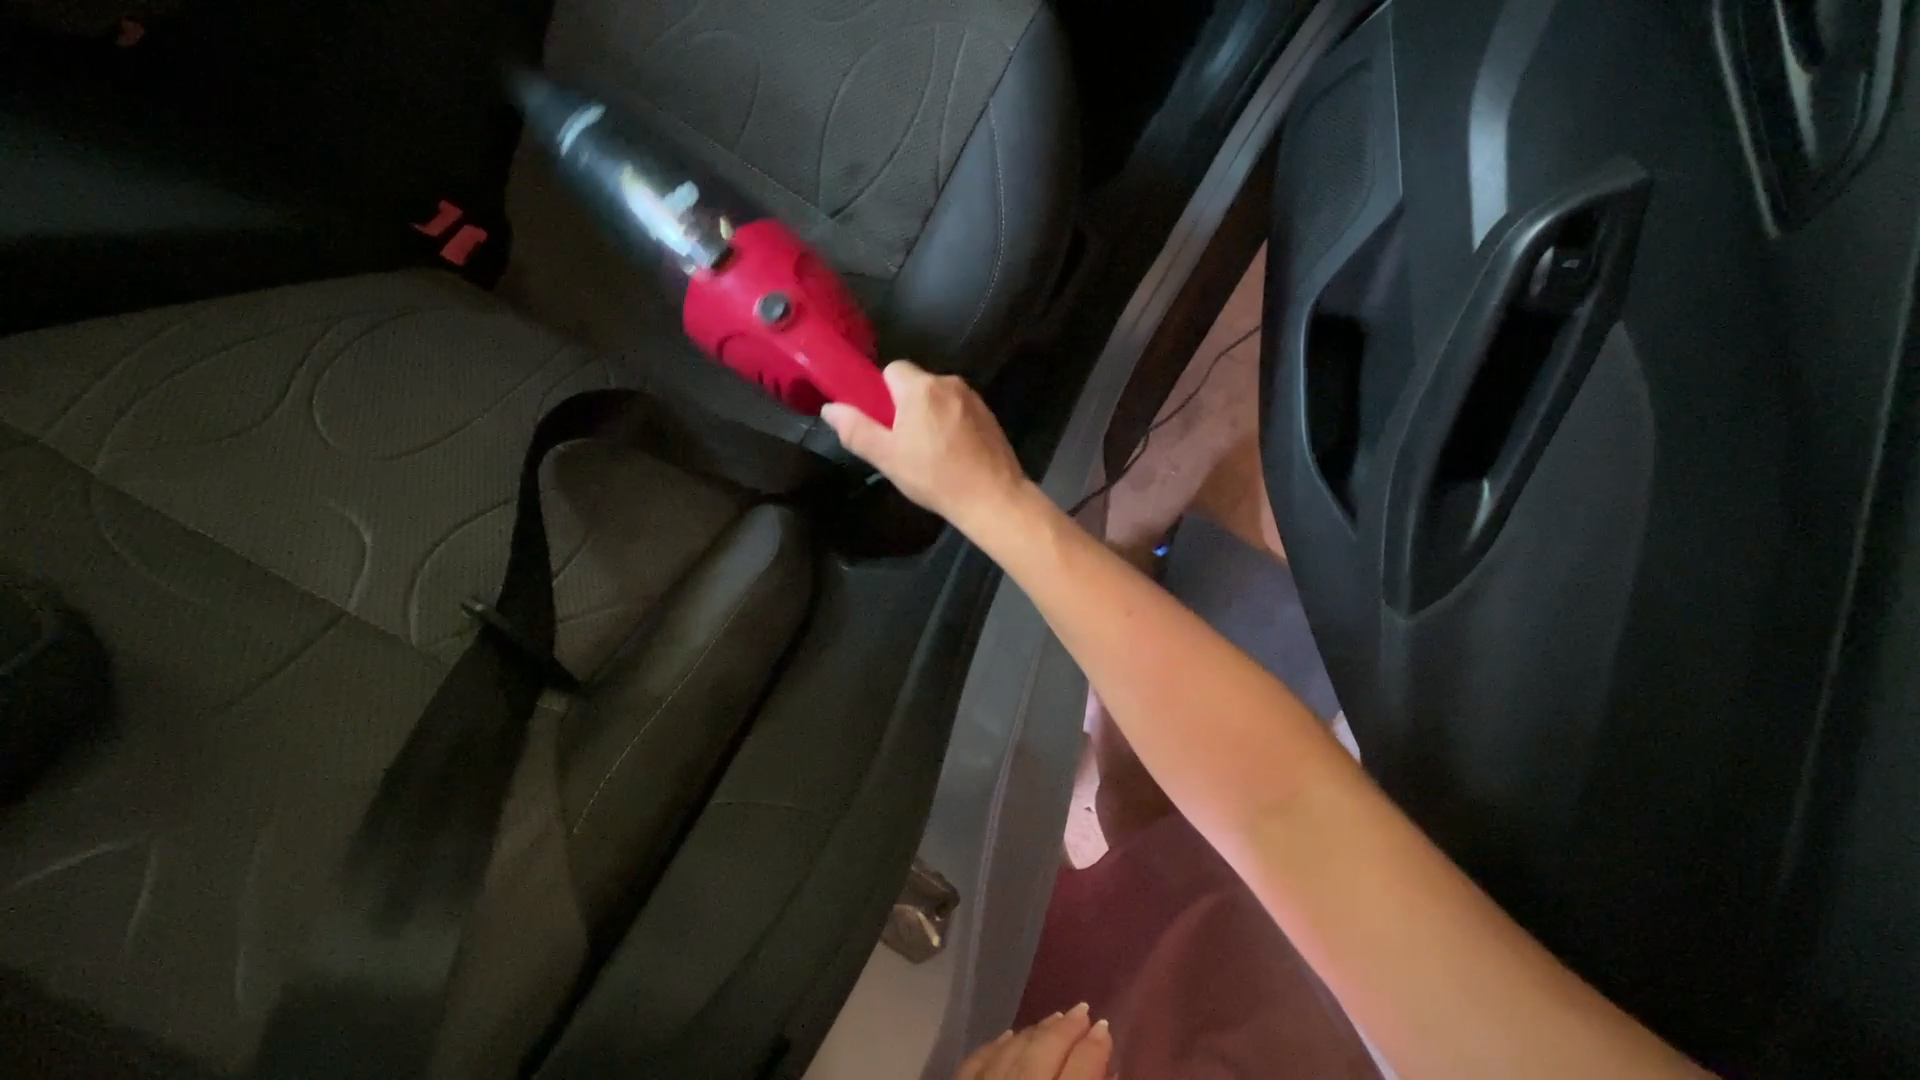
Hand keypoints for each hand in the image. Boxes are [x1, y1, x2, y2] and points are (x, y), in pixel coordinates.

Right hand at [820, 361, 1031, 532]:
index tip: (884, 422)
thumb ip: (856, 429)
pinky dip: (950, 423)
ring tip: (930, 452)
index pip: (892, 370)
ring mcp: (972, 397)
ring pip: (938, 397)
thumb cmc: (935, 477)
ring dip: (929, 415)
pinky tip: (952, 453)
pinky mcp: (989, 413)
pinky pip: (958, 409)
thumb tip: (829, 409)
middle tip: (904, 443)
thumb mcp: (887, 457)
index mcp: (921, 388)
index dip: (882, 393)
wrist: (992, 497)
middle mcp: (948, 382)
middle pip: (916, 383)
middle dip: (905, 406)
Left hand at [956, 1005, 1113, 1079]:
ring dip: (1035, 1032)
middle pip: (1046, 1051)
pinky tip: (1008, 1035)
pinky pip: (978, 1060)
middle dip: (1066, 1029)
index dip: (1096, 1046)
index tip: (1105, 1027)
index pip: (1081, 1069)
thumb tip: (1108, 1070)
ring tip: (1054, 1018)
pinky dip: (996, 1046)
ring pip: (1013, 1049)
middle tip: (1083, 1010)